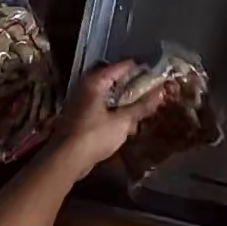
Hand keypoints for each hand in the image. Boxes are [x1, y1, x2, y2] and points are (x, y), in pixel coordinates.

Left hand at [48, 61, 168, 179]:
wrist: (65, 159)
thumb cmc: (94, 136)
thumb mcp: (122, 121)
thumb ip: (141, 106)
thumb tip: (161, 91)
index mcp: (95, 81)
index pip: (122, 65)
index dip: (140, 68)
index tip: (156, 73)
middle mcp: (86, 85)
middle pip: (113, 78)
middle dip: (132, 83)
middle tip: (150, 88)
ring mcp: (80, 100)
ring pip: (107, 92)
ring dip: (123, 96)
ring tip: (141, 102)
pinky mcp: (79, 114)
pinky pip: (101, 104)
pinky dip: (113, 107)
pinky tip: (125, 117)